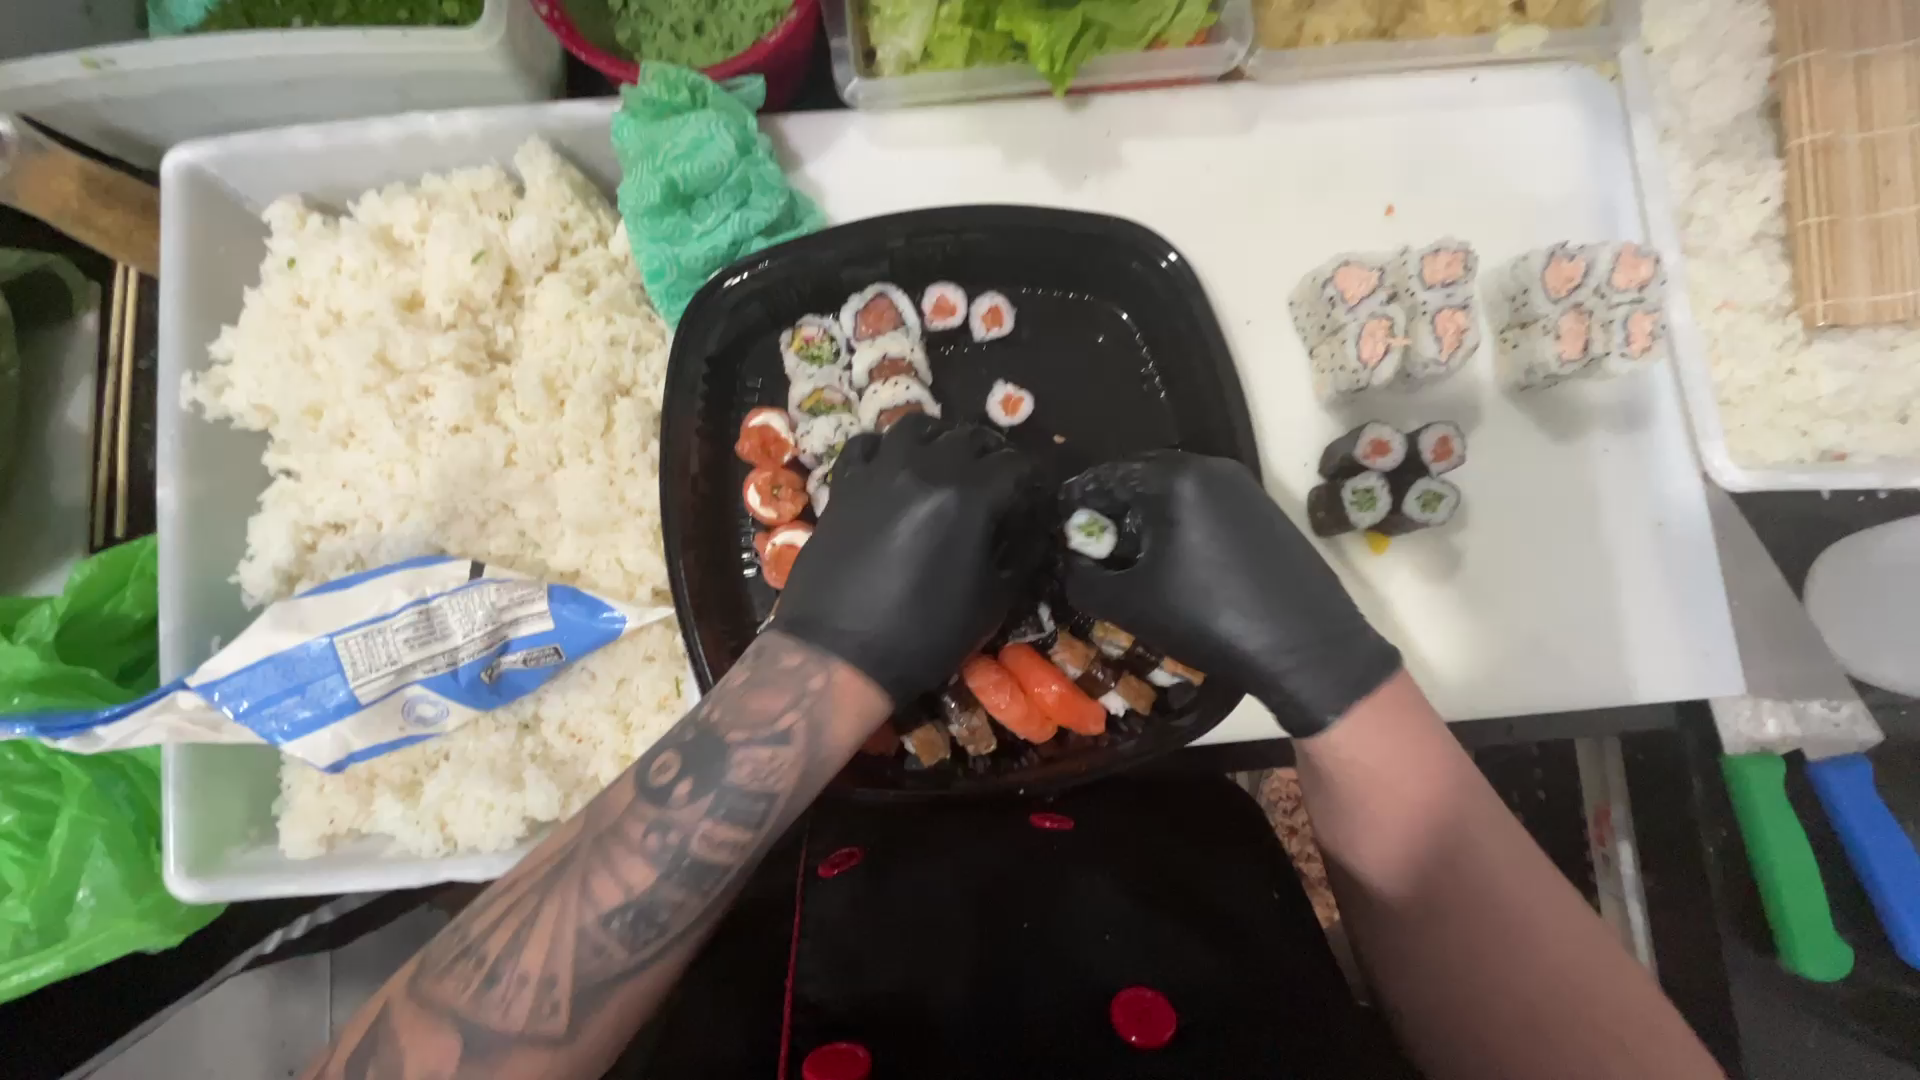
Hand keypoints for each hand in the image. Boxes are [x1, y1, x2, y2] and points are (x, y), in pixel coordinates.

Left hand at [772, 415, 1045, 704]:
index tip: (1033, 499)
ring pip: (915, 427)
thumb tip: (1032, 527)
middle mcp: (925, 470)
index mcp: (968, 497)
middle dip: (991, 456)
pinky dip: (884, 449)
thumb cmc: (925, 637)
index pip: (1014, 466)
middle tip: (995, 482)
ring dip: (939, 440)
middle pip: (968, 438)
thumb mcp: (991, 602)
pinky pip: (865, 445)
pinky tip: (891, 469)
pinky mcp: (843, 486)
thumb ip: (1019, 554)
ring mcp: (878, 473)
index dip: (1031, 482)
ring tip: (944, 463)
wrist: (840, 656)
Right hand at [1059, 451, 1400, 736]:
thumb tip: (1071, 561)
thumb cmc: (1209, 620)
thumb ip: (1083, 578)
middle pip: (1141, 475)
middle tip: (1092, 539)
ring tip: (1131, 550)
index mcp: (1174, 480)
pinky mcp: (1263, 508)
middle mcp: (1210, 468)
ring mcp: (1243, 486)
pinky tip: (1175, 556)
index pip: (1106, 476)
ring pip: (1175, 487)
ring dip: (1146, 511)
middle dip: (1111, 503)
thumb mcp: (1130, 604)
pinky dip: (1178, 518)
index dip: (1076, 500)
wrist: (1308, 647)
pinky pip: (1205, 500)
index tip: (1060, 526)